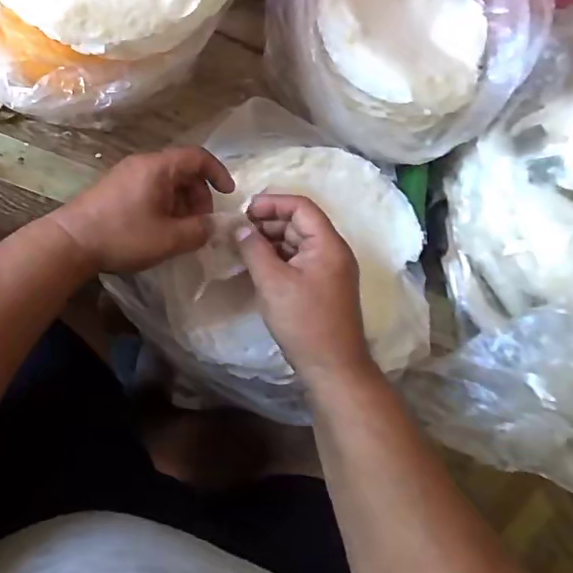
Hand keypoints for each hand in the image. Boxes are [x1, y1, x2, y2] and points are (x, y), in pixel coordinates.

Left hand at [49, 146, 233, 273]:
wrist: (70, 242)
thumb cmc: (122, 235)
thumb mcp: (169, 239)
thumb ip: (199, 231)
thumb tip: (212, 226)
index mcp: (158, 167)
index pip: (198, 157)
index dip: (218, 173)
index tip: (228, 195)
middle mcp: (143, 163)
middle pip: (183, 170)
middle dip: (199, 195)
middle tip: (201, 223)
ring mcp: (126, 174)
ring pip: (166, 181)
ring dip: (181, 203)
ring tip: (181, 231)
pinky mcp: (115, 189)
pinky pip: (150, 189)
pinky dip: (164, 205)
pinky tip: (159, 230)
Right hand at [234, 194, 376, 386]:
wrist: (334, 369)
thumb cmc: (304, 322)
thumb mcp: (272, 283)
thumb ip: (254, 250)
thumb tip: (240, 228)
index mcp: (328, 244)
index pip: (301, 206)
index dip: (272, 203)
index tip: (245, 211)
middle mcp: (333, 251)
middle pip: (300, 222)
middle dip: (269, 222)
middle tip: (238, 231)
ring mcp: (330, 270)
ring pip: (298, 242)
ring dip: (271, 240)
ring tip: (243, 248)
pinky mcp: (323, 286)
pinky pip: (299, 260)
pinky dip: (279, 257)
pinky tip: (258, 266)